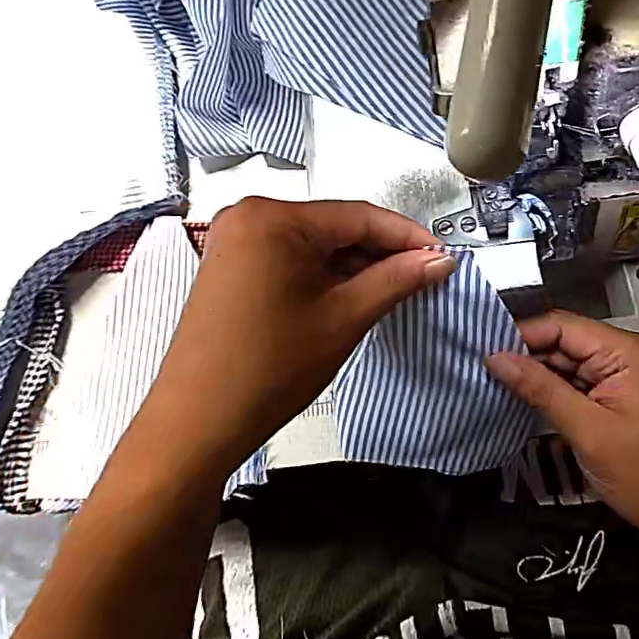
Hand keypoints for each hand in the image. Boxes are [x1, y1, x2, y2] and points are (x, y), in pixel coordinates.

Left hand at [144, 197, 456, 476]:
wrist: (197, 422)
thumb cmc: (266, 370)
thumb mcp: (344, 319)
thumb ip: (397, 280)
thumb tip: (438, 260)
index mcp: (273, 219)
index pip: (359, 215)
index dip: (407, 236)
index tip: (441, 255)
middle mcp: (249, 216)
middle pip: (335, 225)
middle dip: (381, 252)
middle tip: (423, 275)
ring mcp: (236, 239)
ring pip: (315, 242)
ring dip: (354, 264)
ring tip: (395, 288)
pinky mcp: (232, 263)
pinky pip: (292, 255)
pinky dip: (325, 273)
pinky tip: (353, 293)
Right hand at [485, 311, 638, 553]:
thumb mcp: (588, 431)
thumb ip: (540, 389)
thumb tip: (494, 358)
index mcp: (628, 351)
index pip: (563, 326)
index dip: (522, 335)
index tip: (483, 351)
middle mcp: (626, 354)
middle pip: (564, 342)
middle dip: (526, 357)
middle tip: (483, 371)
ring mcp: (622, 375)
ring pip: (566, 364)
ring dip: (536, 376)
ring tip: (494, 384)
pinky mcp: (617, 396)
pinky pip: (577, 384)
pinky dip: (552, 392)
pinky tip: (523, 399)